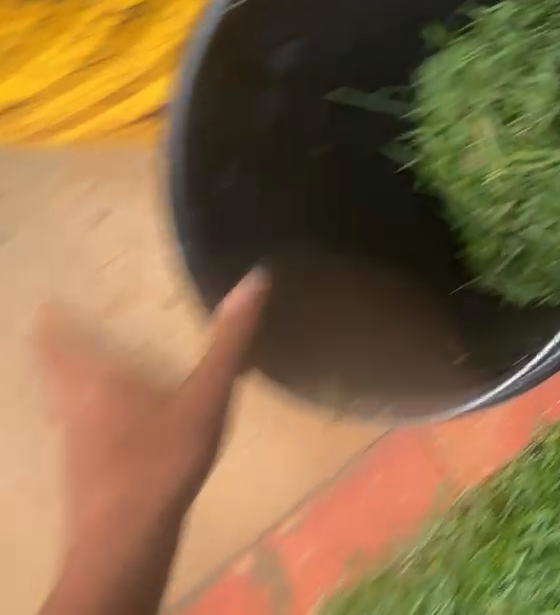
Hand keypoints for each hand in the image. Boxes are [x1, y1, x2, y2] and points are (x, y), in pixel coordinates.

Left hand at [35, 269, 269, 614]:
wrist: (126, 536)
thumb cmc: (162, 456)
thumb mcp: (207, 393)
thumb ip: (231, 338)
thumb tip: (257, 276)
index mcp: (95, 386)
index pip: (59, 348)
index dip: (51, 325)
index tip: (49, 303)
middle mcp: (76, 410)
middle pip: (58, 375)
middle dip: (62, 351)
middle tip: (74, 327)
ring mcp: (78, 443)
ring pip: (69, 402)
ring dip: (78, 380)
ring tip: (101, 364)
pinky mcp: (91, 467)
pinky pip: (88, 423)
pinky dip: (97, 407)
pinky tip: (125, 417)